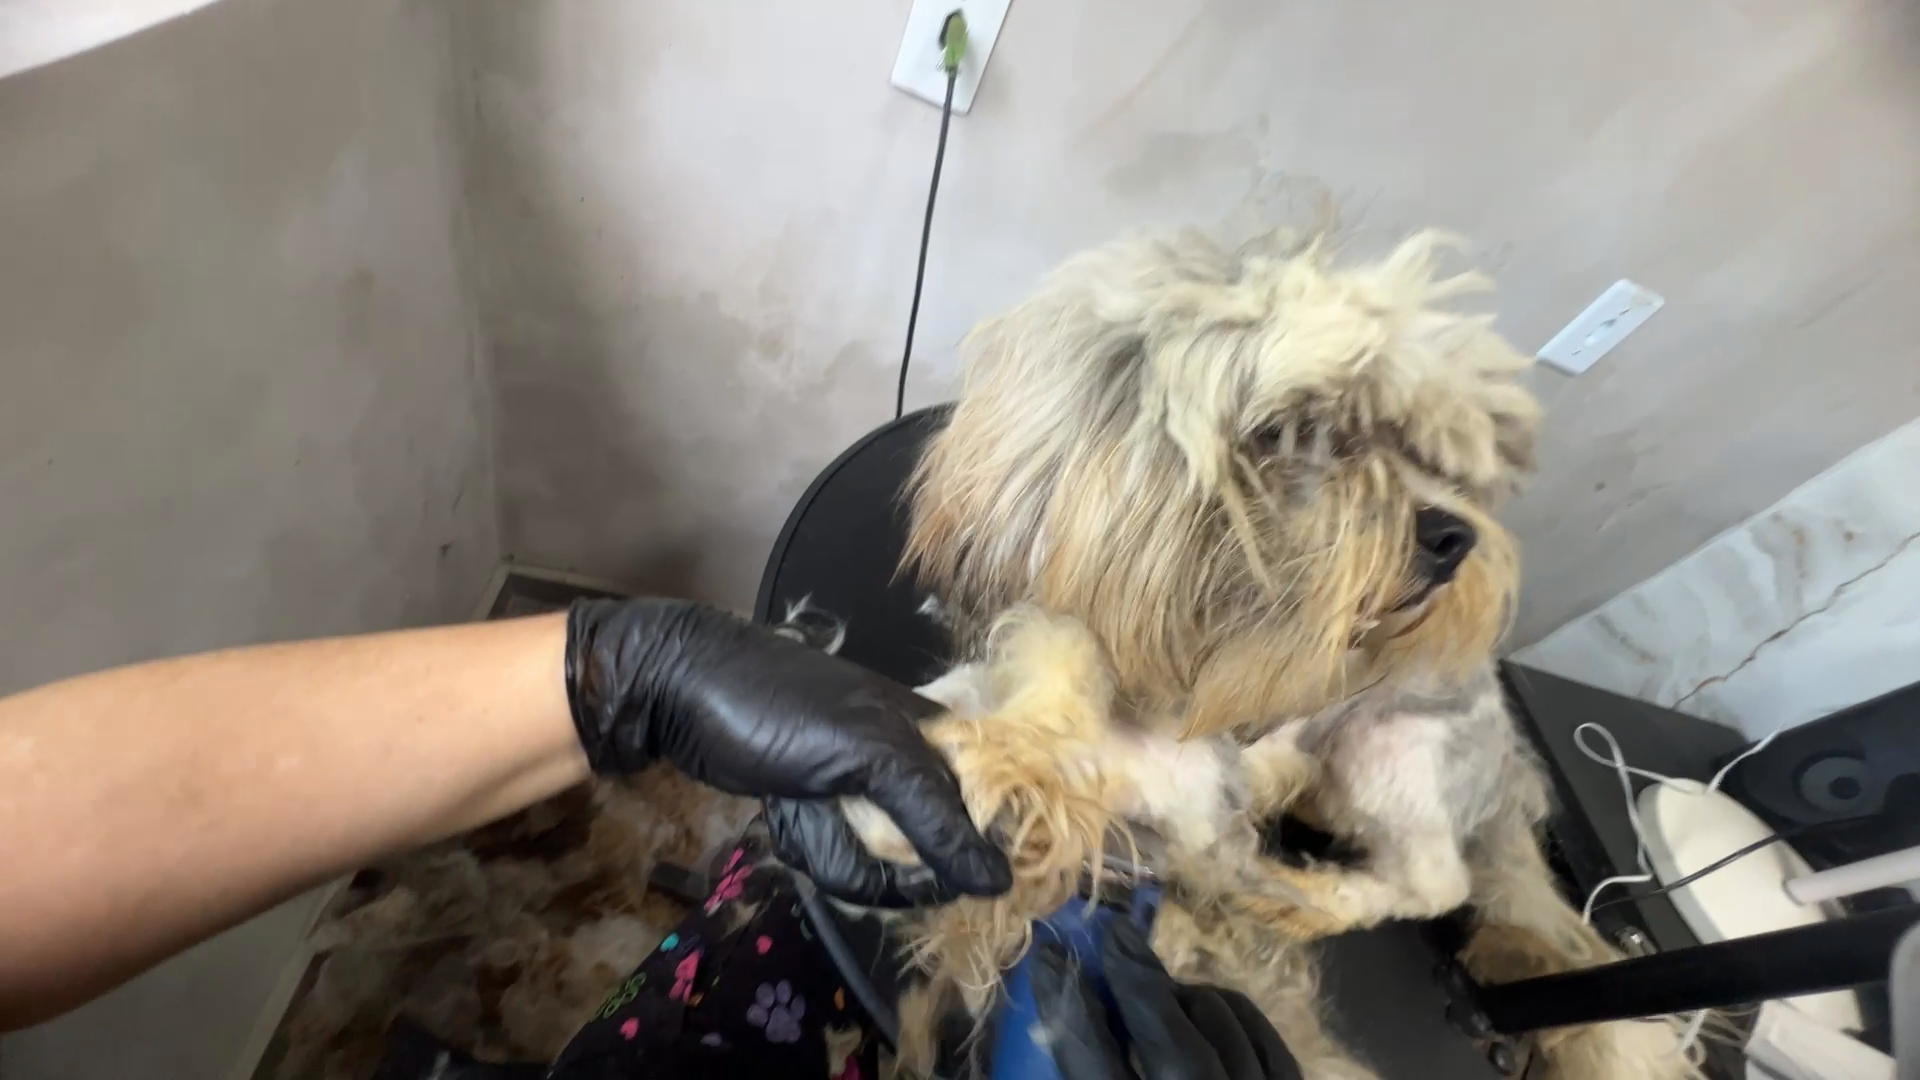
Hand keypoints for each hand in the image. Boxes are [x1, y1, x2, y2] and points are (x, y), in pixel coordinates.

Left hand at [563, 598, 1010, 906]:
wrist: (684, 692)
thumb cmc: (785, 709)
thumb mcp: (870, 754)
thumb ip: (933, 814)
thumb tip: (998, 880)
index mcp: (934, 734)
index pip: (983, 810)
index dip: (963, 852)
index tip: (927, 866)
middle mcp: (907, 763)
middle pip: (924, 851)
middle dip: (875, 854)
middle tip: (837, 816)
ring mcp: (863, 789)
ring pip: (875, 861)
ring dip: (833, 848)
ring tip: (800, 806)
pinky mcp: (825, 807)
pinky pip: (836, 853)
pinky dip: (809, 840)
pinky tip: (785, 809)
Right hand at [1029, 919, 1302, 1079]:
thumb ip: (1086, 1070)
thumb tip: (1060, 1021)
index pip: (1095, 1063)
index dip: (1066, 1000)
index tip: (1045, 954)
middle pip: (1172, 1042)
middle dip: (1135, 979)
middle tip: (1112, 934)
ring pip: (1224, 1038)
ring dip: (1184, 996)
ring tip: (1155, 983)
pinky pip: (1268, 1045)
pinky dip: (1234, 1014)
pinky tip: (1208, 1004)